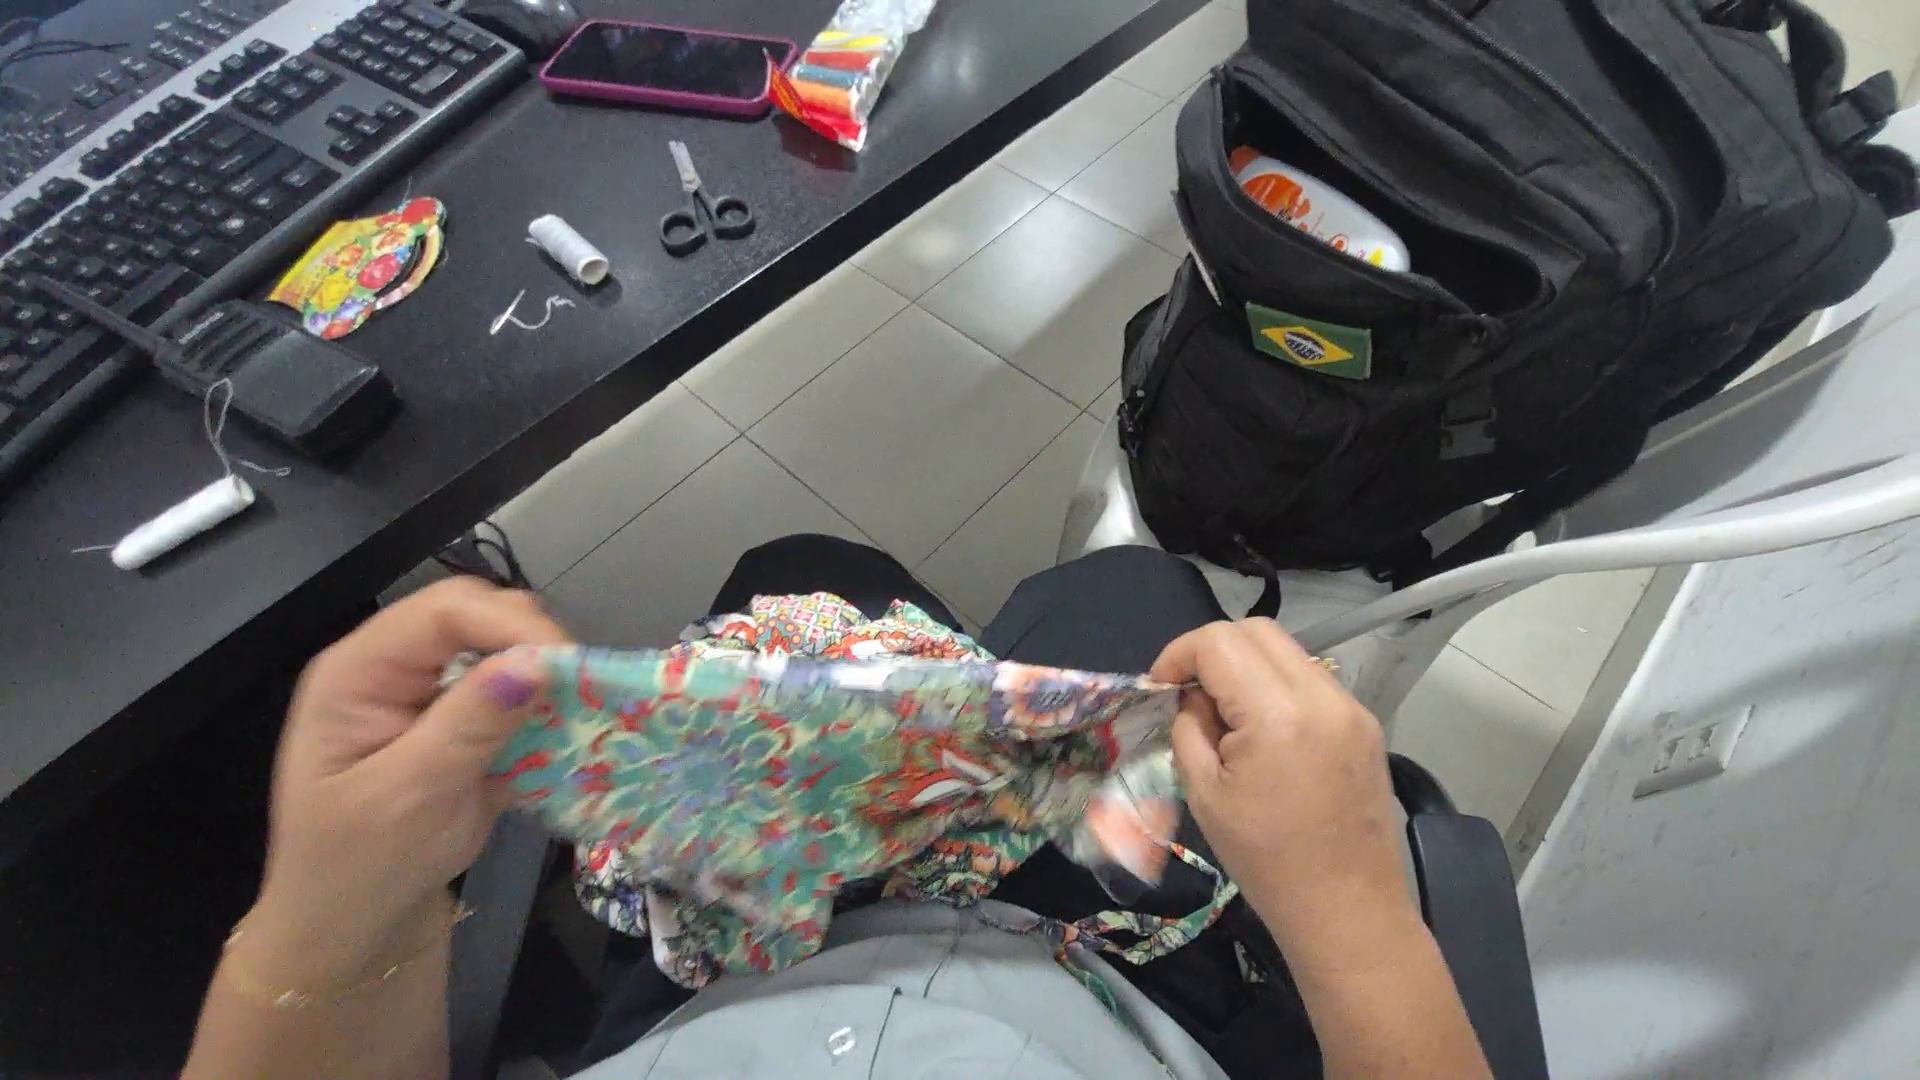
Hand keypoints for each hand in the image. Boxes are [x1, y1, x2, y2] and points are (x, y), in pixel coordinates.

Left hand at [251, 577, 569, 971]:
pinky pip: (519, 684)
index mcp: (360, 672)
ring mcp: (433, 689)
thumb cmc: (360, 867)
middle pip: (481, 612)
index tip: (568, 666)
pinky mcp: (466, 714)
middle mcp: (398, 666)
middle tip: (578, 687)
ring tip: (576, 708)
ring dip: (548, 671)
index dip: (512, 625)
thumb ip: (470, 724)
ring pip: (507, 643)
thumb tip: (539, 662)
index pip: (445, 610)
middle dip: (535, 641)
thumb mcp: (410, 796)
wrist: (355, 926)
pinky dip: (549, 700)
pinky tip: (564, 728)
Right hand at [1152, 619, 1408, 948]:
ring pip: (1284, 648)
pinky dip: (1274, 684)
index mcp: (1278, 715)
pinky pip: (1308, 678)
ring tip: (1226, 713)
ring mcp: (1350, 707)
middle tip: (1190, 693)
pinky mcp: (1363, 723)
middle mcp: (1321, 696)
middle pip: (1254, 629)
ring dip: (1244, 664)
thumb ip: (1190, 727)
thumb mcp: (1204, 792)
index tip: (1162, 686)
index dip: (1179, 654)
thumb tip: (1193, 696)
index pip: (1218, 642)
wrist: (1348, 910)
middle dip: (1211, 650)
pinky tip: (1262, 728)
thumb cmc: (1266, 859)